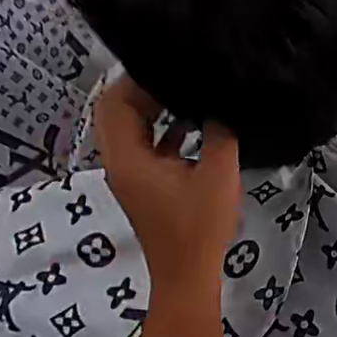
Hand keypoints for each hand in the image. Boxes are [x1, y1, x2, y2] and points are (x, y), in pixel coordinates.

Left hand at [94, 77, 240, 297]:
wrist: (188, 275)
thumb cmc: (199, 225)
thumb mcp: (218, 173)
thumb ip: (221, 131)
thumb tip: (223, 102)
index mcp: (128, 158)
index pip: (114, 104)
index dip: (134, 79)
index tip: (166, 62)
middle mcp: (121, 163)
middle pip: (118, 113)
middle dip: (144, 90)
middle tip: (179, 72)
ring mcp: (132, 175)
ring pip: (132, 130)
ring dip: (153, 109)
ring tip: (188, 91)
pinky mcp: (146, 185)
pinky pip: (146, 146)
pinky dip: (163, 130)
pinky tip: (195, 121)